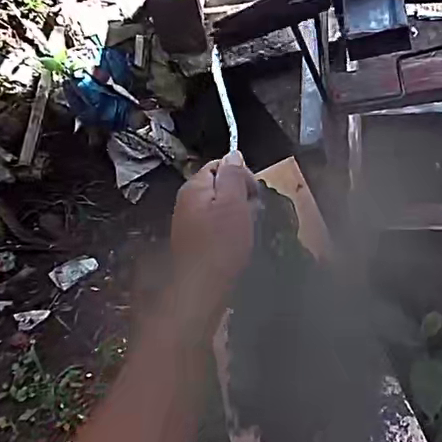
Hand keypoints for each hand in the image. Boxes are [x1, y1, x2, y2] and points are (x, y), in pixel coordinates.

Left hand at [168, 153, 257, 312]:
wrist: (201, 288)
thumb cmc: (220, 244)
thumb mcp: (232, 203)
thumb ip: (233, 176)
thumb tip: (234, 154)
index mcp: (194, 187)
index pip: (220, 165)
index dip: (241, 174)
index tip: (254, 193)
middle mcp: (186, 201)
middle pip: (219, 186)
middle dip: (240, 196)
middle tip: (252, 214)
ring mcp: (188, 222)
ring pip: (219, 207)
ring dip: (237, 215)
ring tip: (246, 230)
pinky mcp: (194, 241)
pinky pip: (215, 225)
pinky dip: (229, 230)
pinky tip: (237, 244)